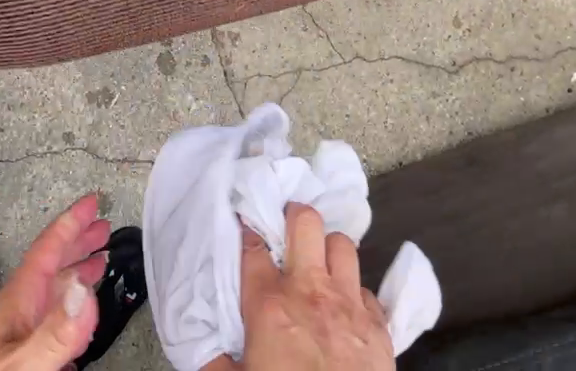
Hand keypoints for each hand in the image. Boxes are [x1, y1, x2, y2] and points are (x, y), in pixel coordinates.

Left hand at [0, 194, 111, 370]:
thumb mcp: (19, 363)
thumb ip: (52, 332)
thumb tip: (86, 290)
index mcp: (15, 300)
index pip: (46, 250)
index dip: (71, 223)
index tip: (93, 200)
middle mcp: (13, 308)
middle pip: (49, 263)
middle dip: (77, 242)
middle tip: (104, 226)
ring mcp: (9, 328)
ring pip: (47, 288)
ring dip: (73, 270)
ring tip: (98, 260)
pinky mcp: (7, 347)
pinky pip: (43, 313)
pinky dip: (64, 304)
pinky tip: (72, 312)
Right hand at [203, 204, 393, 370]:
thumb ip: (215, 359)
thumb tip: (197, 346)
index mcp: (268, 305)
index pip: (254, 246)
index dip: (249, 231)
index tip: (248, 226)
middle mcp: (308, 292)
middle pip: (305, 223)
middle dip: (295, 218)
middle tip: (288, 229)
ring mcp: (347, 305)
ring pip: (342, 245)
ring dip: (329, 250)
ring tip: (320, 262)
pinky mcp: (378, 325)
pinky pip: (367, 290)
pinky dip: (355, 293)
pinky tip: (346, 307)